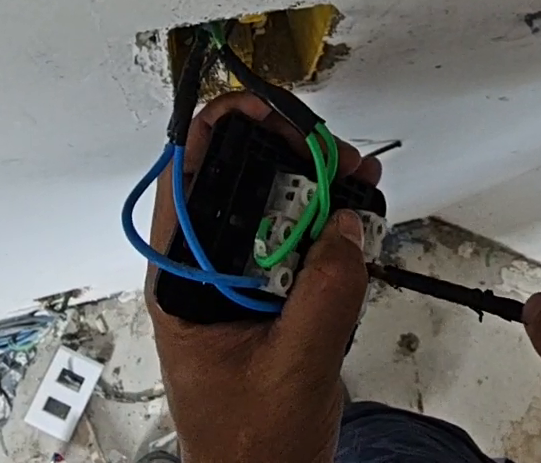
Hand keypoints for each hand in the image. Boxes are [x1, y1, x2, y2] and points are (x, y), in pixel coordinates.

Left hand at [146, 93, 383, 462]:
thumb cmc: (252, 445)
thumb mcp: (292, 367)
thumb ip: (323, 295)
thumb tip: (345, 225)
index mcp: (184, 284)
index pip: (184, 183)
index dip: (216, 132)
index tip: (261, 111)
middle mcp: (208, 270)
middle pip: (236, 182)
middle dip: (283, 152)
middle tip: (325, 147)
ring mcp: (243, 277)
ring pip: (273, 204)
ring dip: (315, 181)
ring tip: (352, 169)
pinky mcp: (275, 288)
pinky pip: (301, 236)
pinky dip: (330, 215)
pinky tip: (356, 204)